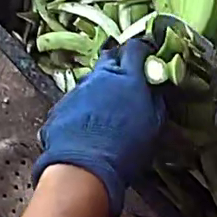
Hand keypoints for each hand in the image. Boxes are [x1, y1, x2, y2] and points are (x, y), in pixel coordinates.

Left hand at [34, 38, 163, 216]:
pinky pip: (75, 99)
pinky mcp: (59, 105)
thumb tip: (156, 86)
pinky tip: (86, 126)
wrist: (83, 169)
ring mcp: (77, 89)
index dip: (142, 50)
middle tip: (126, 81)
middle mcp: (100, 76)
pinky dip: (82, 106)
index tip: (147, 58)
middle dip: (119, 64)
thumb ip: (155, 100)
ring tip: (105, 110)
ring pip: (91, 79)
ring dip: (100, 88)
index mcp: (128, 77)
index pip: (136, 48)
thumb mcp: (153, 125)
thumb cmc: (126, 150)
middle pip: (110, 58)